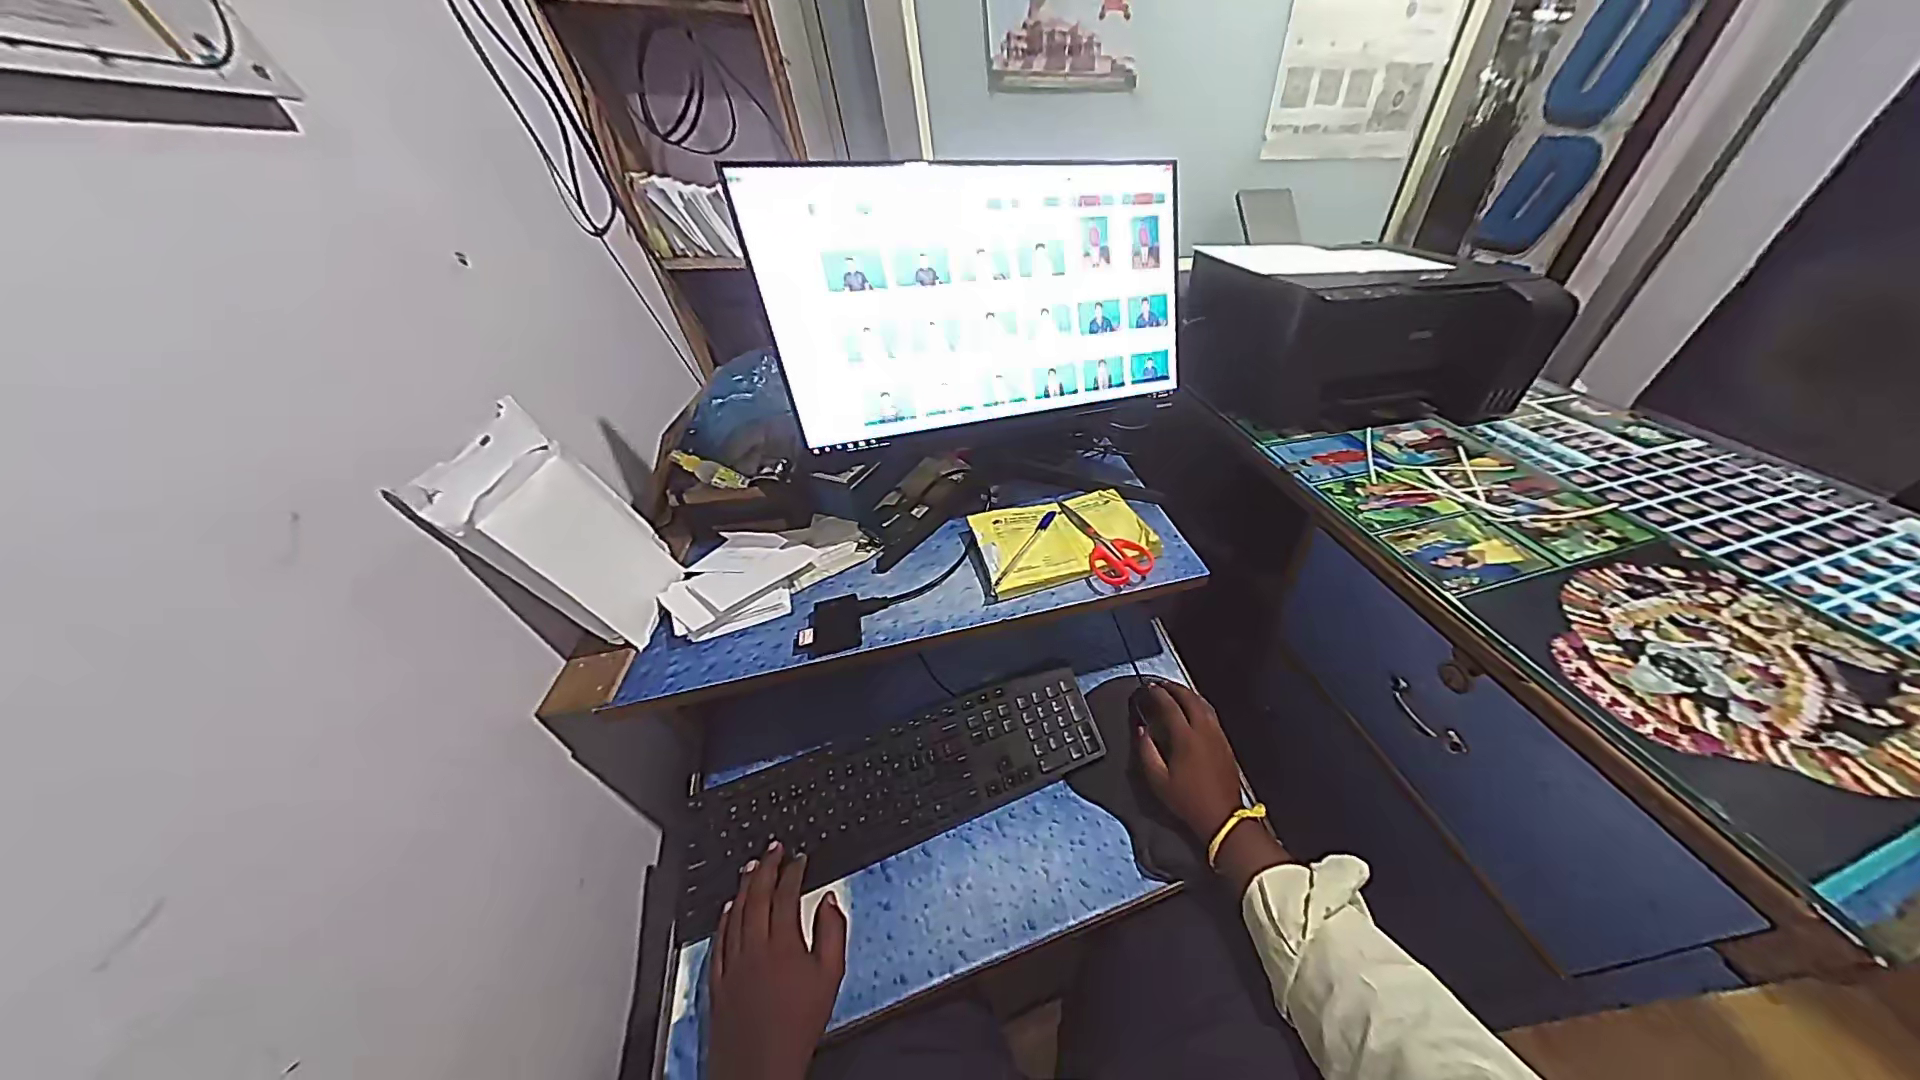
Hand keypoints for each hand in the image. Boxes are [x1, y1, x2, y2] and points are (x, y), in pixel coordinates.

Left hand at [708, 841, 847, 1079]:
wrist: (760, 1069)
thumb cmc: (798, 1026)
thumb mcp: (830, 976)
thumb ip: (832, 931)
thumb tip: (829, 900)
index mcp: (783, 943)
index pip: (786, 894)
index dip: (793, 871)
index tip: (799, 858)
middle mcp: (754, 947)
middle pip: (758, 895)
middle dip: (767, 867)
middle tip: (774, 849)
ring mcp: (733, 962)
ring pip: (736, 912)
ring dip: (745, 885)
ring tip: (752, 867)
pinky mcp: (718, 980)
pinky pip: (719, 938)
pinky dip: (725, 917)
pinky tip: (729, 906)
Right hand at [1134, 682, 1292, 894]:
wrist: (1222, 818)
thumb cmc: (1187, 800)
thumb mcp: (1157, 780)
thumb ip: (1146, 751)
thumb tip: (1142, 731)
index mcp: (1185, 738)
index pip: (1170, 706)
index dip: (1157, 694)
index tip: (1148, 688)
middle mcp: (1204, 731)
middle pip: (1190, 699)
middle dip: (1174, 688)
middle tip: (1161, 685)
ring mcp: (1218, 736)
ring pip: (1204, 705)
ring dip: (1188, 694)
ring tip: (1176, 691)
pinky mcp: (1225, 743)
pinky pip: (1212, 715)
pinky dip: (1199, 704)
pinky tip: (1193, 708)